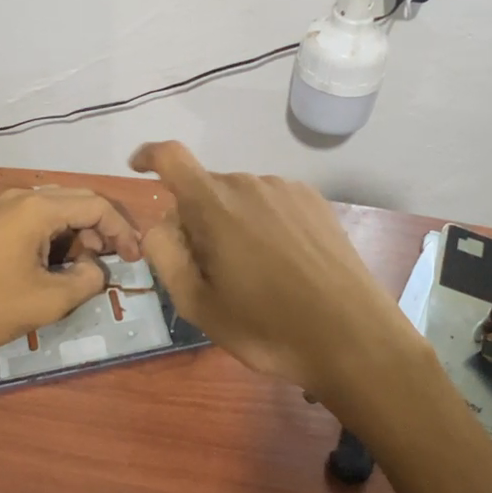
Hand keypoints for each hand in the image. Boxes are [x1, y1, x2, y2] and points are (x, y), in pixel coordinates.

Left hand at [0, 186, 141, 359]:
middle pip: (77, 200)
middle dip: (102, 229)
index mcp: (36, 208)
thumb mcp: (47, 301)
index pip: (96, 205)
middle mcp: (19, 197)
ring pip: (55, 209)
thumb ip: (86, 281)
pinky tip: (53, 266)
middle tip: (115, 261)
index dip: (122, 231)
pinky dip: (53, 237)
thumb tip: (97, 270)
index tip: (136, 258)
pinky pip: (32, 220)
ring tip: (84, 268)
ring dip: (77, 233)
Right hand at [128, 141, 417, 398]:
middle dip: (196, 220)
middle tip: (209, 273)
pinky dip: (263, 225)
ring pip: (240, 198)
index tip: (139, 167)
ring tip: (253, 277)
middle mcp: (250, 184)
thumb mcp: (199, 305)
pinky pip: (272, 204)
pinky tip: (282, 266)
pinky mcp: (315, 202)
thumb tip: (161, 225)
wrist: (352, 336)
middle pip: (206, 189)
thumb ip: (166, 256)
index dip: (150, 156)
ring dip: (232, 225)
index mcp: (215, 205)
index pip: (172, 158)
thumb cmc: (267, 327)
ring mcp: (287, 190)